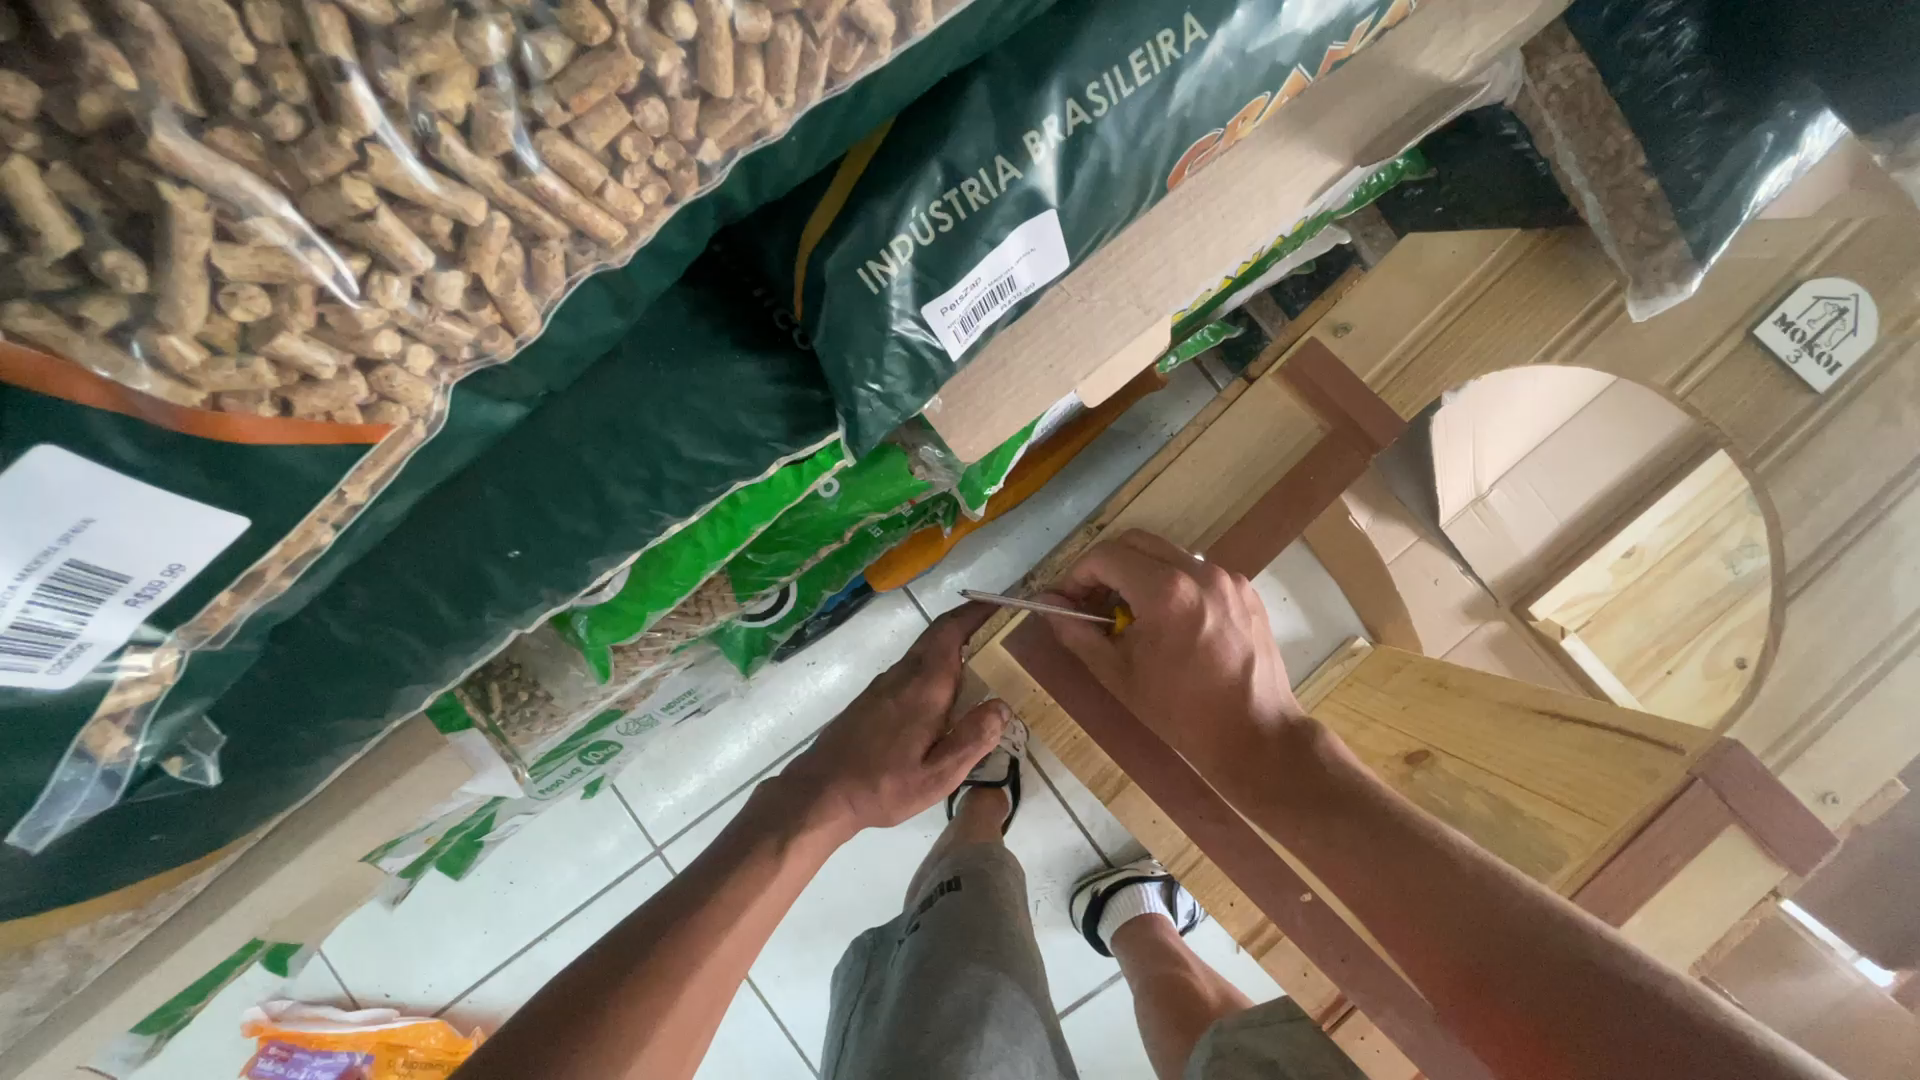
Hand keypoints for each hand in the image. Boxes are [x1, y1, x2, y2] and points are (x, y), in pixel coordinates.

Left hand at [782, 602, 1008, 840]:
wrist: (821, 791)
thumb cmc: (882, 786)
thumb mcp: (937, 776)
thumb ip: (972, 739)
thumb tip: (1003, 706)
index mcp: (925, 687)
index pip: (952, 631)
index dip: (978, 611)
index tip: (1005, 601)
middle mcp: (904, 675)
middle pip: (940, 634)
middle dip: (972, 621)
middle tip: (1006, 625)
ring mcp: (886, 684)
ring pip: (926, 650)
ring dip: (956, 643)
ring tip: (989, 657)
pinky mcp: (875, 698)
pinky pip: (914, 668)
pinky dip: (939, 664)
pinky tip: (951, 691)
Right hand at [1038, 530, 1305, 775]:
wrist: (1255, 735)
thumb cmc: (1179, 711)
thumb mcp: (1117, 673)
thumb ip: (1077, 632)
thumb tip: (1048, 604)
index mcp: (1165, 591)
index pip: (1106, 556)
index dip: (1077, 576)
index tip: (1069, 603)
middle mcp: (1199, 572)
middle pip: (1135, 543)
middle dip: (1106, 567)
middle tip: (1094, 603)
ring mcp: (1227, 578)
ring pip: (1167, 553)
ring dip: (1139, 573)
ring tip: (1132, 615)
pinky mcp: (1245, 590)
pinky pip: (1196, 571)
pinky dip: (1172, 584)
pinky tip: (1170, 623)